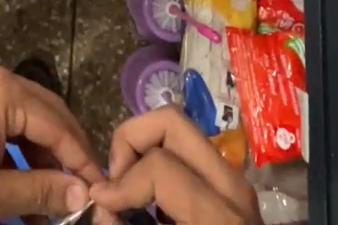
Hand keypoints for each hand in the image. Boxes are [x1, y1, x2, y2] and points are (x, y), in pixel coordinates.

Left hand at [0, 59, 103, 224]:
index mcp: (1, 90)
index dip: (82, 160)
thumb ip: (41, 191)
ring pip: (21, 118)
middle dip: (63, 156)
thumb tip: (84, 193)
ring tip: (51, 205)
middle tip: (82, 195)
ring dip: (38, 159)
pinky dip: (12, 152)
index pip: (58, 123)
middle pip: (43, 113)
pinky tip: (20, 188)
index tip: (102, 192)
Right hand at [89, 107, 259, 224]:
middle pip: (171, 122)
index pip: (160, 167)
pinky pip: (188, 153)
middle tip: (115, 177)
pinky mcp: (231, 189)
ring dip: (144, 149)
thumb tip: (101, 203)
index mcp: (219, 217)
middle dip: (131, 139)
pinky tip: (149, 196)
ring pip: (179, 130)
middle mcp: (233, 188)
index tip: (101, 204)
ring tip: (128, 185)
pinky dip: (159, 160)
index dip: (121, 183)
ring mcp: (236, 184)